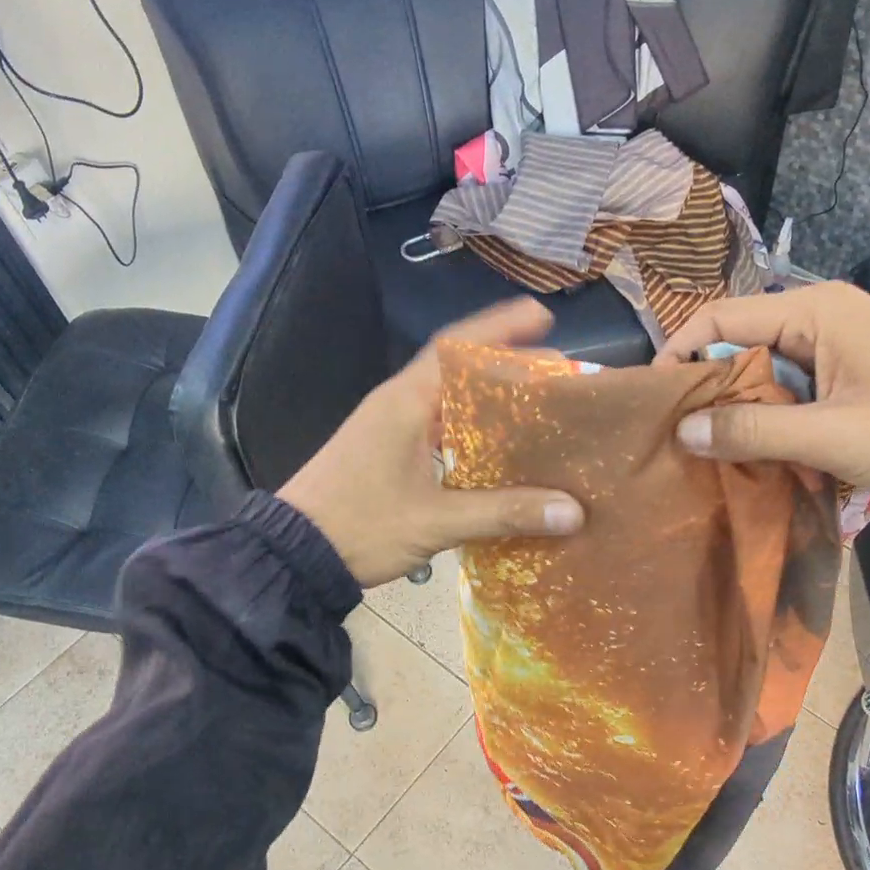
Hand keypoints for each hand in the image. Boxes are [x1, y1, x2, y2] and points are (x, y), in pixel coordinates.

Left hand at [278, 300, 585, 586]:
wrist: (295, 553)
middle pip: (458, 367)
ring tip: (536, 403)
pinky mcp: (387, 450)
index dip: (500, 327)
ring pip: (448, 397)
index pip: (457, 346)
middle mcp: (399, 402)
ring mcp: (390, 425)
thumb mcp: (436, 522)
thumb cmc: (362, 525)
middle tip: (555, 371)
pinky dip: (470, 425)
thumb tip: (574, 511)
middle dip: (505, 362)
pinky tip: (497, 446)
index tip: (542, 316)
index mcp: (407, 401)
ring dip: (487, 395)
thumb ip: (504, 513)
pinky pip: (437, 423)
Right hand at [653, 283, 869, 499]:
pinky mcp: (850, 369)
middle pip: (738, 343)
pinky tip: (762, 453)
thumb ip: (755, 432)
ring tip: (712, 454)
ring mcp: (838, 342)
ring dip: (741, 411)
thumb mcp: (835, 437)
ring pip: (764, 370)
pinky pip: (792, 386)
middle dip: (707, 391)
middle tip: (678, 441)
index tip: (652, 406)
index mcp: (814, 312)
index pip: (719, 317)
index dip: (678, 356)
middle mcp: (820, 315)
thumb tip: (682, 432)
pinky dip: (773, 417)